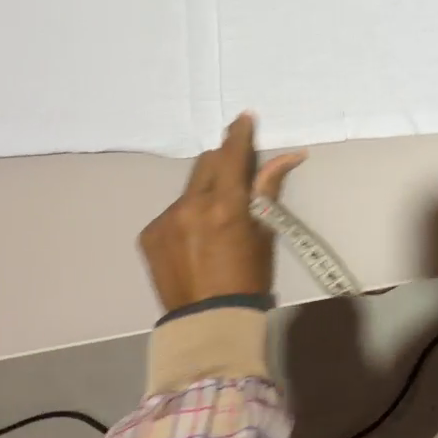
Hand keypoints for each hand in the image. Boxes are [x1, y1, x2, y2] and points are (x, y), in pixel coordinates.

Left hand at [138, 113, 307, 314]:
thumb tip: (289, 155)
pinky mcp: (148, 235)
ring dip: (207, 189)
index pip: (232, 156)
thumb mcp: (265, 232)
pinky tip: (197, 236)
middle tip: (239, 167)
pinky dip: (189, 213)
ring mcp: (164, 220)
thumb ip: (268, 190)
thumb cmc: (248, 276)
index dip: (239, 134)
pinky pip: (173, 210)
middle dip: (224, 160)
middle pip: (207, 163)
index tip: (244, 117)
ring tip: (217, 215)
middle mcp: (190, 206)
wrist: (207, 320)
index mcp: (224, 206)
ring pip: (190, 187)